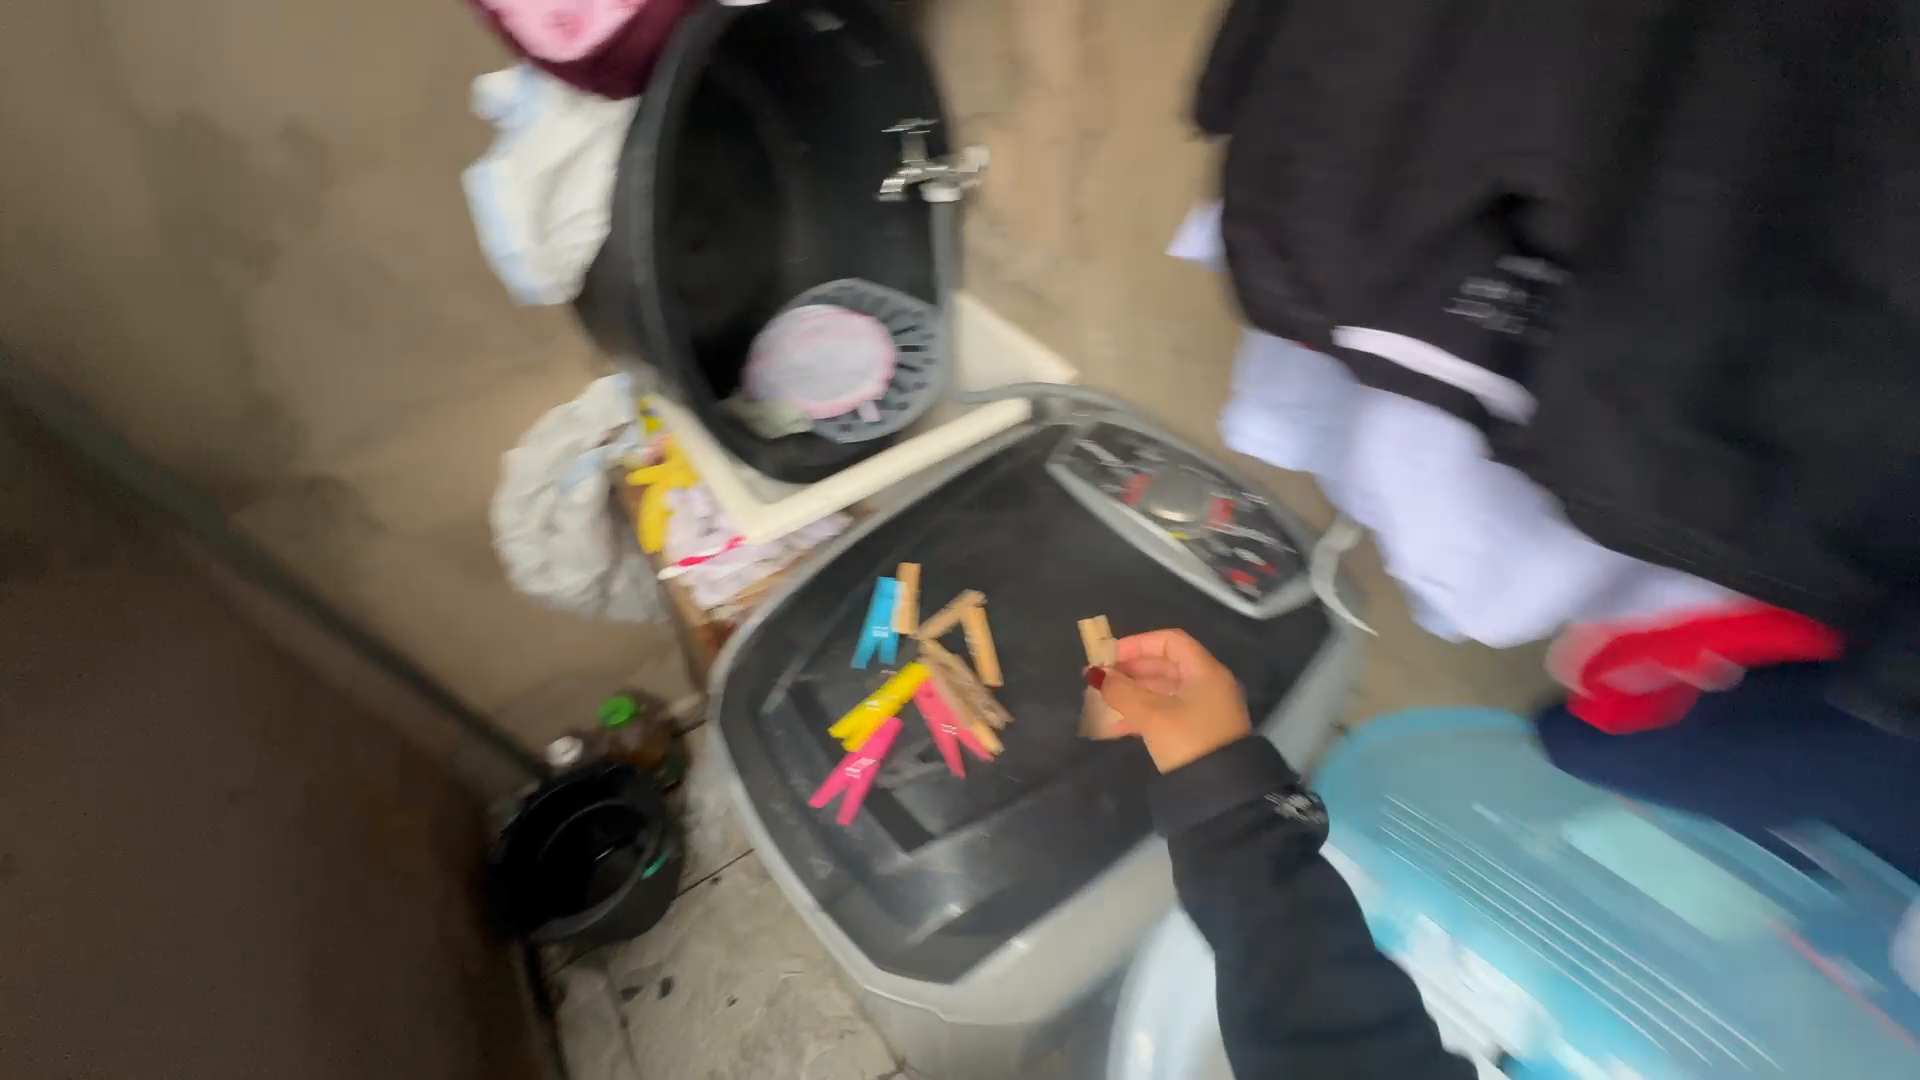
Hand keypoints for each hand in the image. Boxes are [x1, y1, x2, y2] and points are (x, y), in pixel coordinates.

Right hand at [1087, 629, 1252, 771]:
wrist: (1221, 795)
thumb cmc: (1188, 741)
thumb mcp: (1151, 714)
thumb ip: (1121, 691)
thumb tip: (1094, 674)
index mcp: (1205, 672)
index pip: (1170, 641)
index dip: (1138, 644)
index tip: (1110, 656)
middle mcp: (1208, 685)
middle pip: (1164, 665)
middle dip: (1130, 671)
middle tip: (1100, 679)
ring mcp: (1204, 710)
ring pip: (1162, 691)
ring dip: (1131, 694)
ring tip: (1102, 703)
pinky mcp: (1197, 732)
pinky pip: (1165, 712)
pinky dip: (1141, 714)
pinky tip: (1115, 727)